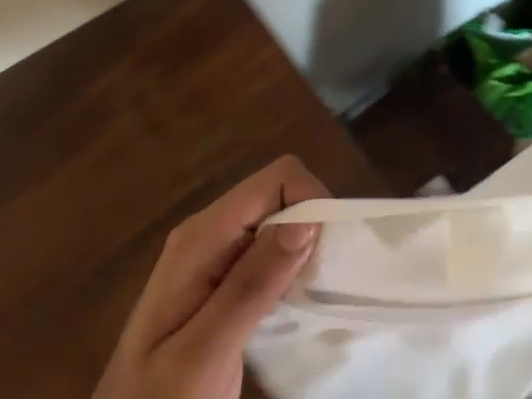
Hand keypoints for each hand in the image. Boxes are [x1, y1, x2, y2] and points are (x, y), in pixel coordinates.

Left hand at [94, 157, 327, 398]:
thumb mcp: (204, 353)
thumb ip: (250, 287)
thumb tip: (306, 220)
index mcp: (201, 237)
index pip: (275, 179)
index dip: (312, 202)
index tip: (329, 257)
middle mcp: (208, 233)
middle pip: (279, 196)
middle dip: (312, 228)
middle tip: (321, 286)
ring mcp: (214, 256)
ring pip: (278, 224)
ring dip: (305, 252)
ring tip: (312, 300)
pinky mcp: (222, 281)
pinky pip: (269, 254)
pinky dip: (292, 271)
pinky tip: (294, 309)